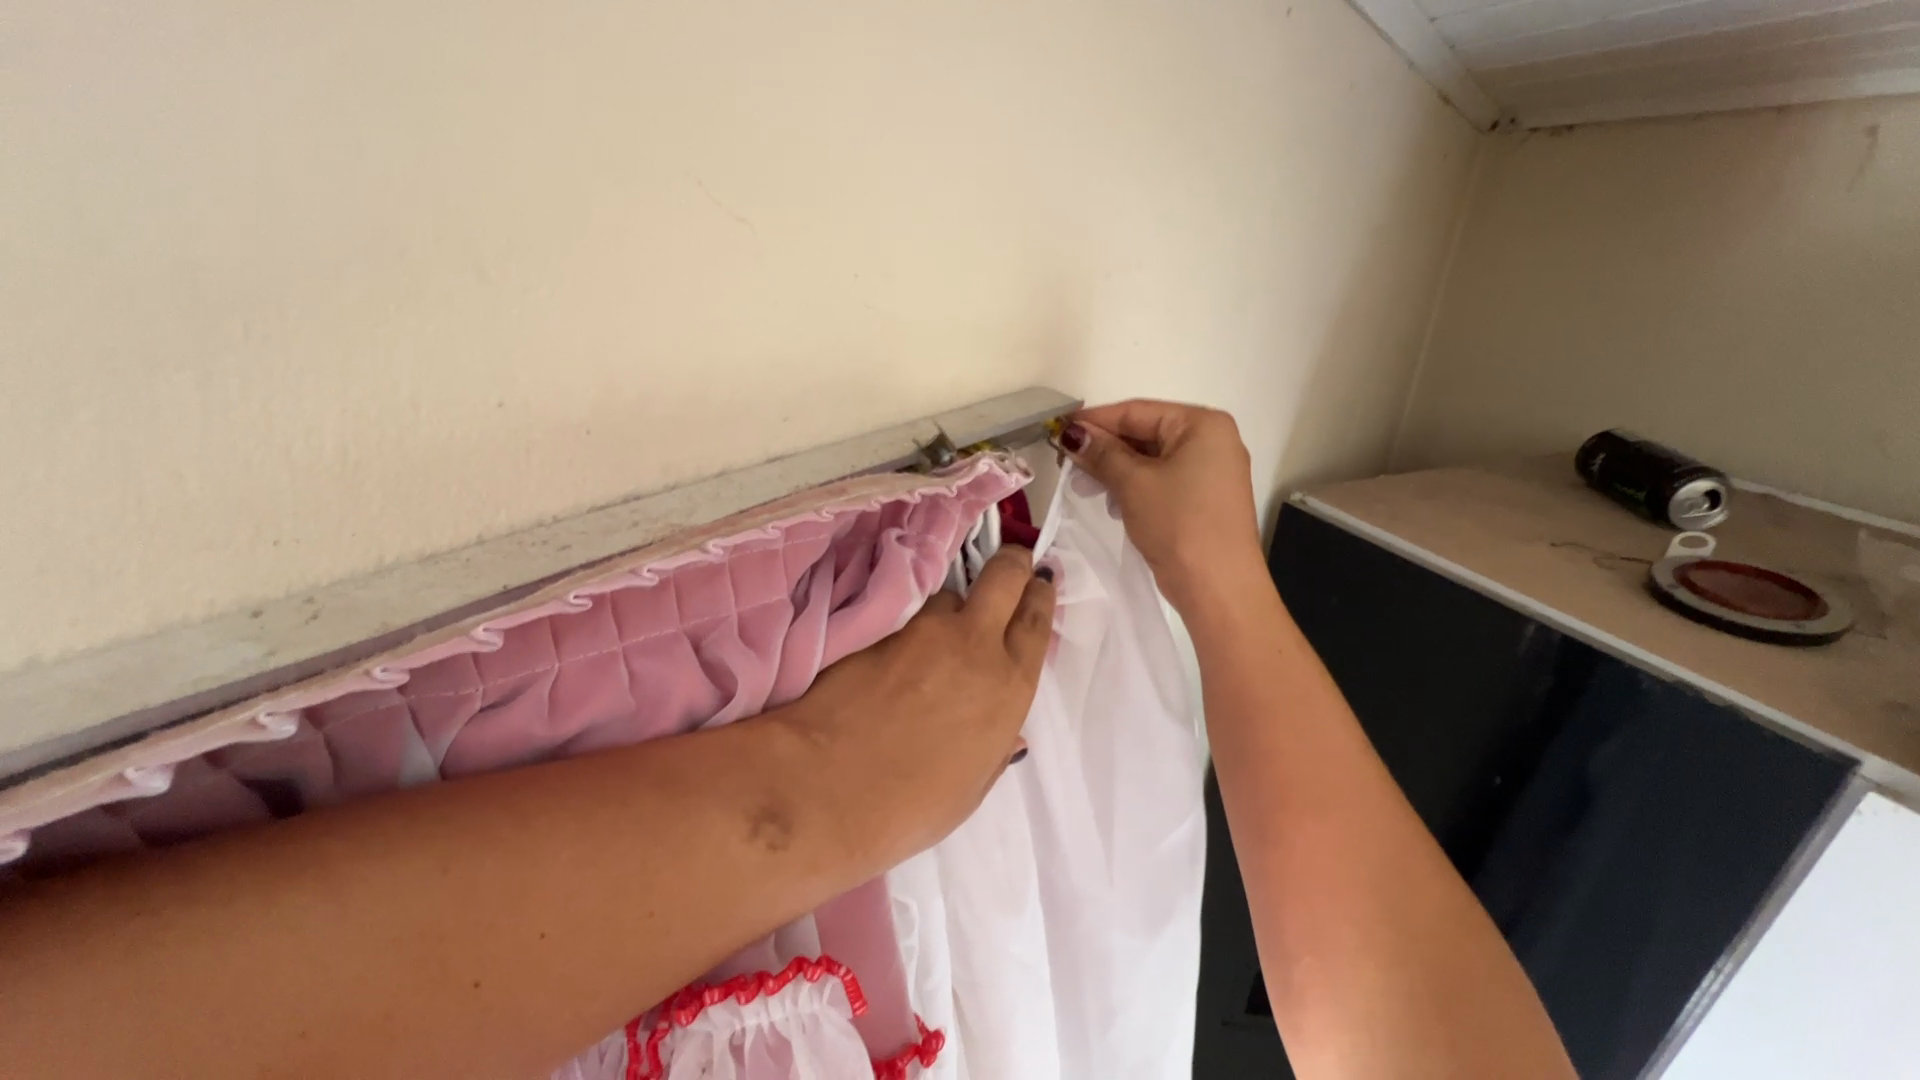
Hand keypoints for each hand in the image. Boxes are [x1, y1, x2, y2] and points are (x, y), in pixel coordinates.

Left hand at [774, 546, 1055, 864]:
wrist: (829, 789)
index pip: (1035, 618)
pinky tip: (901, 656)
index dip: (1038, 593)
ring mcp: (924, 632)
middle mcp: (975, 645)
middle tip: (1009, 564)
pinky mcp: (880, 630)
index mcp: (1010, 686)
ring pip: (950, 595)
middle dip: (1010, 563)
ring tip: (940, 634)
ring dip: (953, 607)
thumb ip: (994, 748)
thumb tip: (1005, 734)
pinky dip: (912, 629)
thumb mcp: (972, 786)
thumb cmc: (912, 806)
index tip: (1037, 582)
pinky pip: (909, 617)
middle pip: (1003, 576)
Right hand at [1058, 399, 1264, 613]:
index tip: (1058, 430)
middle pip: (1146, 433)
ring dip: (1116, 469)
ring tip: (1085, 486)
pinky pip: (1162, 480)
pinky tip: (1112, 502)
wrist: (1218, 587)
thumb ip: (1100, 453)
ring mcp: (1211, 472)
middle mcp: (1212, 441)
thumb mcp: (1133, 484)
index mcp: (1203, 424)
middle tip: (1067, 462)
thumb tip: (1071, 433)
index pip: (1137, 411)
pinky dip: (1135, 486)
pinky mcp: (1204, 500)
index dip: (1095, 420)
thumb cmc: (1179, 524)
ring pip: (1152, 459)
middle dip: (1105, 448)